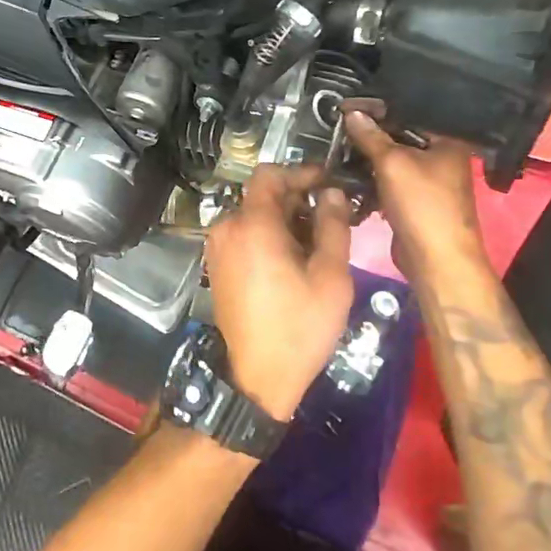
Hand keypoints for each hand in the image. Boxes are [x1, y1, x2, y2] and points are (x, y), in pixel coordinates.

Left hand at [203, 166, 354, 419]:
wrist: (256, 377)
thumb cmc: (298, 327)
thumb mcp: (330, 277)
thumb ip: (333, 226)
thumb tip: (332, 193)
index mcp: (252, 224)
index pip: (270, 174)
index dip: (300, 172)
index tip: (328, 183)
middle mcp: (226, 226)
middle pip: (262, 195)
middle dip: (297, 199)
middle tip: (332, 218)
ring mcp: (217, 246)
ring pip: (253, 215)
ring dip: (284, 219)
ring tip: (317, 243)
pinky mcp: (217, 264)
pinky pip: (244, 234)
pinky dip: (268, 235)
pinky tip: (293, 259)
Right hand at [344, 112, 482, 280]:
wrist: (436, 260)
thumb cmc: (422, 204)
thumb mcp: (392, 163)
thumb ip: (370, 136)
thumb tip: (352, 112)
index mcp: (447, 141)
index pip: (409, 112)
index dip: (378, 108)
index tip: (347, 106)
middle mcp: (442, 156)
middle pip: (399, 136)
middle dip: (369, 134)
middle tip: (337, 126)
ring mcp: (428, 180)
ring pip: (392, 160)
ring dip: (366, 158)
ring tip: (336, 148)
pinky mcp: (414, 200)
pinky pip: (388, 180)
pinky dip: (371, 178)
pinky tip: (347, 173)